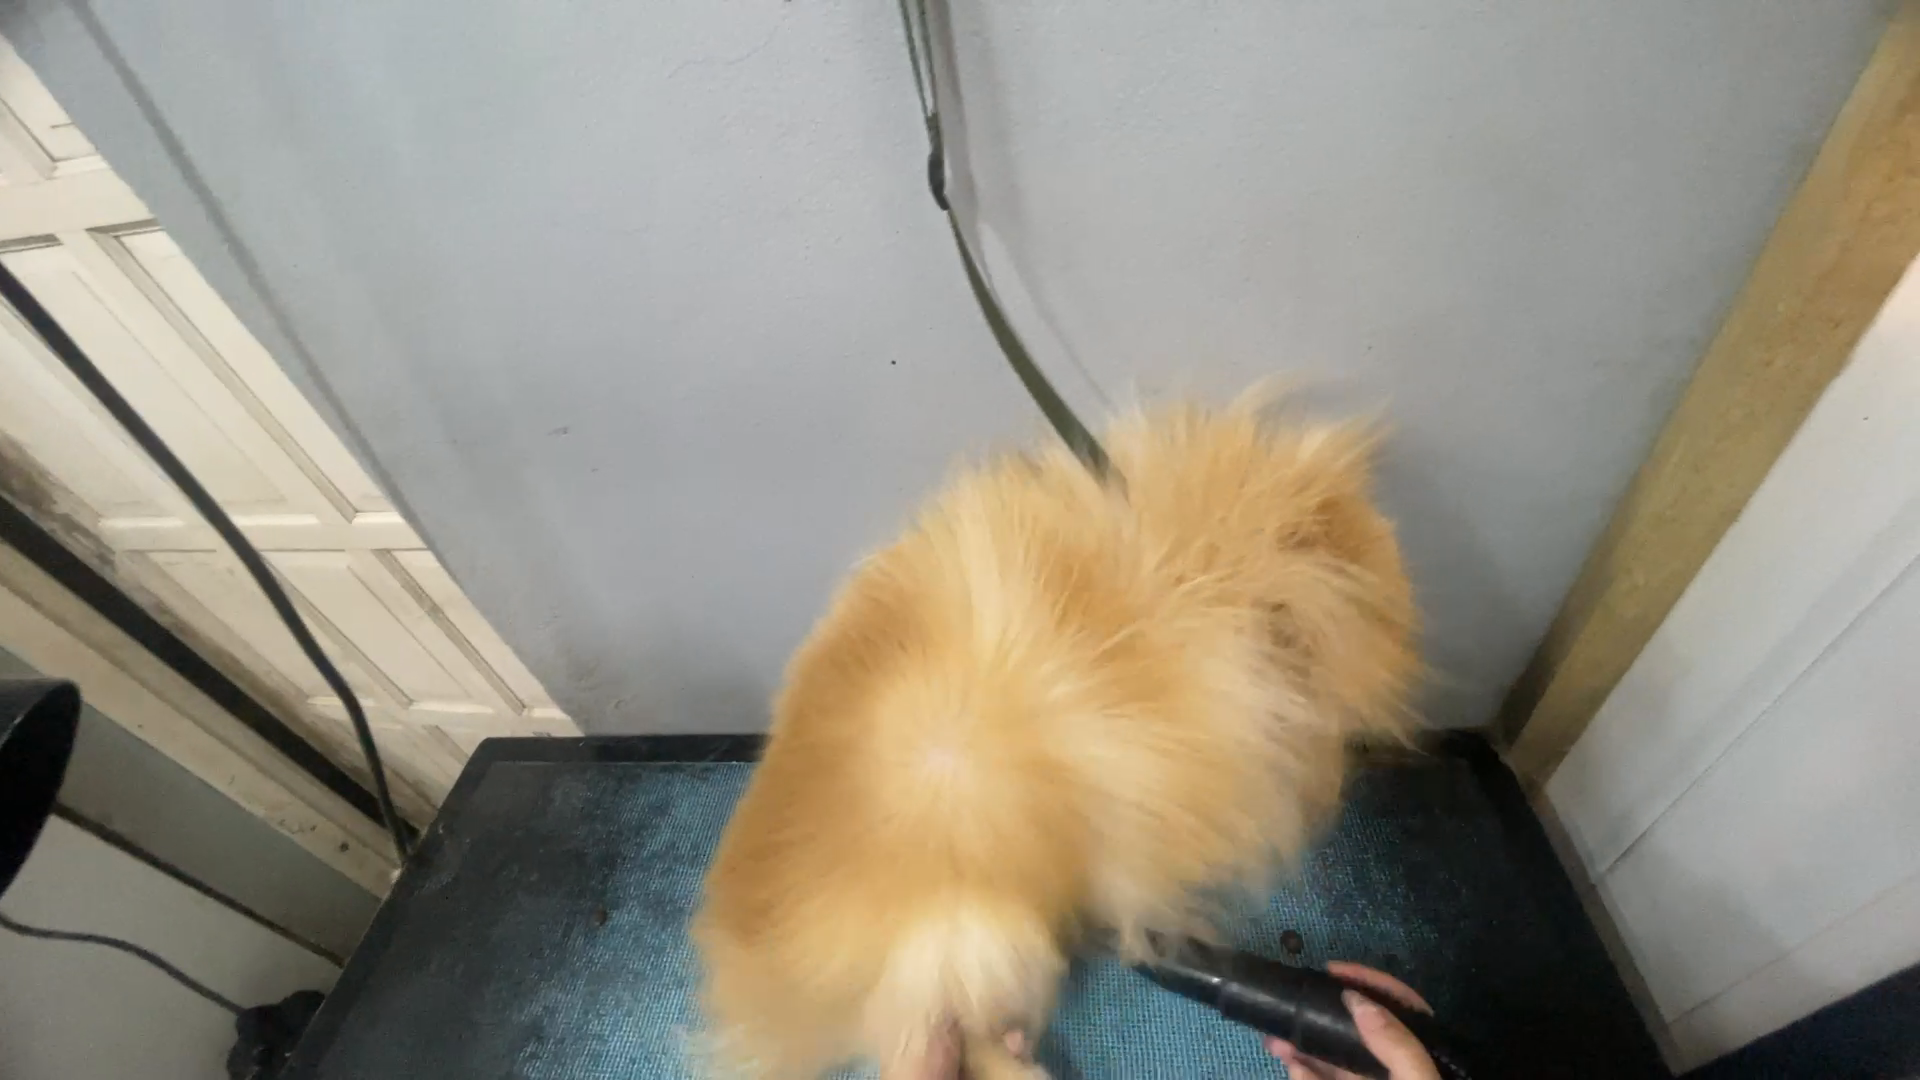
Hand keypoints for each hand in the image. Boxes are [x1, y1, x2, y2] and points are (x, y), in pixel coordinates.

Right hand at [1265, 962, 1438, 1079]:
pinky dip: (1306, 1075)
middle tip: (1290, 1003)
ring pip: (1338, 1060)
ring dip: (1303, 1045)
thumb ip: (1398, 1048)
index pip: (1400, 1005)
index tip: (1332, 970)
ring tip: (1274, 1040)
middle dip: (1320, 1014)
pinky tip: (1291, 1067)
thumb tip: (1357, 1001)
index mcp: (1426, 1058)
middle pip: (1359, 1030)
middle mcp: (1397, 1069)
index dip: (1368, 981)